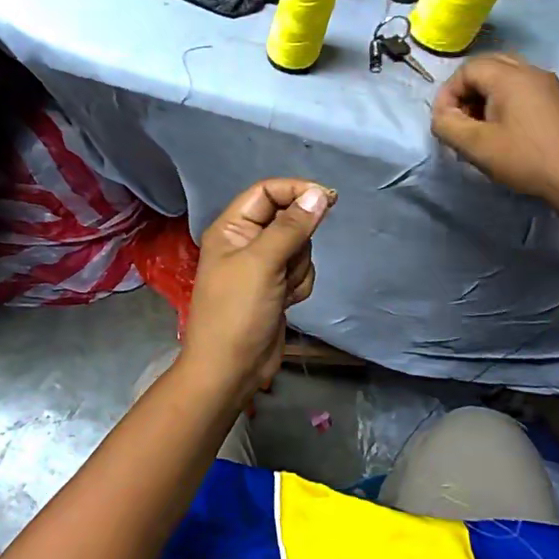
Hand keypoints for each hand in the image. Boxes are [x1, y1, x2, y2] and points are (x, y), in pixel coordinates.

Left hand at [178, 179, 334, 403]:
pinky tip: (286, 303)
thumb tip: (318, 194)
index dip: (296, 191)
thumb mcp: (262, 263)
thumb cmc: (237, 311)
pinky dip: (299, 285)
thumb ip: (291, 227)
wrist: (232, 368)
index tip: (328, 198)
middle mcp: (244, 241)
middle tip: (284, 265)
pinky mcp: (275, 287)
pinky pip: (300, 272)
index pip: (266, 192)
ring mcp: (261, 266)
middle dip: (296, 243)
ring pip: (299, 248)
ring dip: (298, 268)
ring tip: (280, 290)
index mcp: (230, 228)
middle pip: (288, 220)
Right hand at [431, 54, 558, 213]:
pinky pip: (522, 89)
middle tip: (460, 120)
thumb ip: (447, 125)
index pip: (466, 70)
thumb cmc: (526, 158)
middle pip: (487, 67)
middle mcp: (531, 72)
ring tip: (480, 127)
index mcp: (509, 77)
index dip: (448, 94)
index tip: (445, 122)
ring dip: (485, 96)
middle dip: (466, 91)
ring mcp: (549, 85)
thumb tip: (441, 115)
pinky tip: (504, 130)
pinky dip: (504, 101)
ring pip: (506, 77)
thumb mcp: (475, 145)